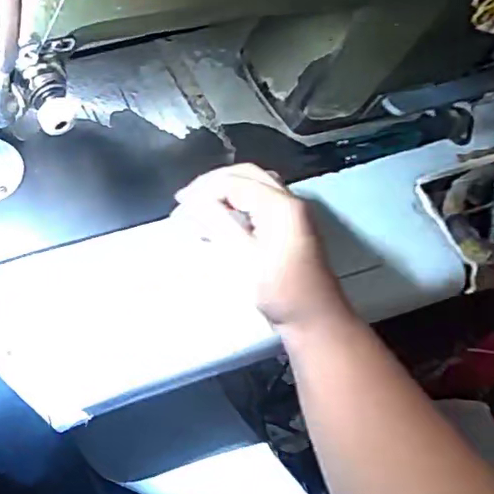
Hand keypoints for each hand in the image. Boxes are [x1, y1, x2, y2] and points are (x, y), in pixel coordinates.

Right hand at [173, 164, 353, 332]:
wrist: (315, 319)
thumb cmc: (280, 292)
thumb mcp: (244, 259)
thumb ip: (218, 225)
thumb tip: (192, 202)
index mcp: (280, 206)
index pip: (234, 182)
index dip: (203, 190)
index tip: (178, 205)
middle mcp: (289, 200)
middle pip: (246, 174)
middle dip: (212, 182)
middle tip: (185, 198)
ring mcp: (292, 212)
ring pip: (254, 183)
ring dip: (225, 188)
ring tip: (198, 203)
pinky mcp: (290, 225)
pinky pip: (260, 198)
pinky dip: (237, 199)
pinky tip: (220, 215)